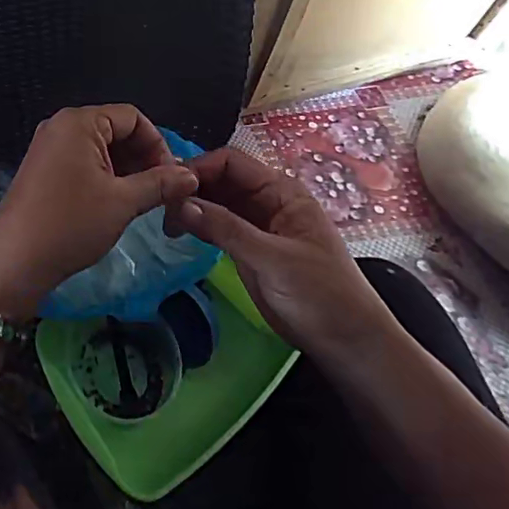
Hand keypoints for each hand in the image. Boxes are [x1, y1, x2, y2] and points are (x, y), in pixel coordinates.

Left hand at [0, 105, 199, 319]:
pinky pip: (82, 161)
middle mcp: (60, 126)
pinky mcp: (42, 168)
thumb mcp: (122, 202)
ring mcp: (48, 147)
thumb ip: (160, 183)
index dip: (158, 145)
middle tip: (162, 193)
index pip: (133, 117)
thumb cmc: (71, 223)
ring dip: (126, 170)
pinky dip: (105, 177)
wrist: (15, 259)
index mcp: (78, 122)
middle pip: (116, 130)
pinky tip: (116, 203)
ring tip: (143, 202)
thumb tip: (191, 175)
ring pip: (101, 148)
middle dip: (143, 158)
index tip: (173, 178)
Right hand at [172, 148, 397, 358]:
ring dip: (190, 206)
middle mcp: (266, 201)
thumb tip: (181, 204)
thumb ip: (227, 229)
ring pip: (214, 201)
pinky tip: (178, 233)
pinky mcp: (246, 248)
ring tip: (165, 222)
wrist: (347, 345)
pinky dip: (196, 224)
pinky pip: (215, 224)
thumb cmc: (322, 295)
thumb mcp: (273, 259)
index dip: (200, 168)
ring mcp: (255, 225)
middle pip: (219, 179)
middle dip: (190, 187)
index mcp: (282, 192)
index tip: (171, 187)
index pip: (232, 163)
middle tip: (160, 206)